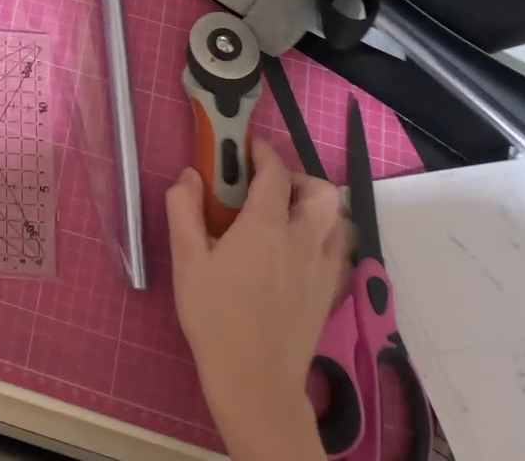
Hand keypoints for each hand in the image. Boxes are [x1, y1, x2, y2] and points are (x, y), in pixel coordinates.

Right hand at [167, 139, 349, 456]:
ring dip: (318, 208)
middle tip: (270, 185)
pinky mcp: (331, 292)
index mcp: (265, 227)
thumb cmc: (213, 314)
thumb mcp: (185, 259)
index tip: (248, 147)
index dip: (263, 153)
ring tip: (288, 215)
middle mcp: (303, 240)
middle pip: (323, 192)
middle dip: (299, 178)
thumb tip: (189, 175)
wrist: (254, 378)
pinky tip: (298, 250)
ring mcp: (323, 268)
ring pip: (340, 221)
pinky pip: (340, 250)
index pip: (275, 174)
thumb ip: (184, 209)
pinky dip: (325, 237)